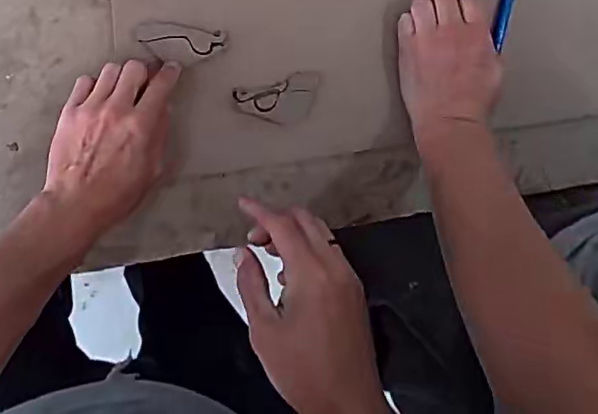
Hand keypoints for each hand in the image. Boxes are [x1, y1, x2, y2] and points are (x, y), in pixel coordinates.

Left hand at [39, 59, 180, 245]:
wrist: (73, 206)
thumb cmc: (115, 194)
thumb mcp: (152, 168)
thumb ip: (160, 133)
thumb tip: (164, 109)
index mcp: (140, 124)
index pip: (161, 83)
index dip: (170, 72)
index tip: (171, 70)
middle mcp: (116, 110)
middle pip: (135, 67)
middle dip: (144, 72)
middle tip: (144, 81)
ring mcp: (90, 109)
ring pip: (111, 70)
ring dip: (120, 77)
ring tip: (120, 89)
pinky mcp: (69, 113)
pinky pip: (84, 82)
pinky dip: (94, 85)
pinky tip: (97, 98)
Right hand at [234, 199, 387, 413]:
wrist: (347, 403)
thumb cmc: (306, 374)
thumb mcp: (264, 332)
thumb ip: (251, 285)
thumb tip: (243, 254)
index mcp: (312, 273)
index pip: (284, 224)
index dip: (260, 211)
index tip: (243, 204)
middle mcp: (334, 266)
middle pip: (305, 219)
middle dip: (277, 219)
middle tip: (254, 235)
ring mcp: (348, 275)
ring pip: (320, 232)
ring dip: (294, 231)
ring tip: (269, 252)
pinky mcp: (354, 287)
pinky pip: (330, 250)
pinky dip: (310, 246)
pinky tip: (292, 272)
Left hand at [395, 0, 502, 139]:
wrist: (448, 122)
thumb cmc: (473, 103)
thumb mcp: (495, 70)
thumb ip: (489, 44)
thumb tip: (483, 31)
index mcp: (477, 34)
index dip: (464, 2)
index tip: (461, 8)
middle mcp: (452, 30)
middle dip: (444, 4)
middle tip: (443, 16)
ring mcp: (427, 37)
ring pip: (421, 3)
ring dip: (424, 10)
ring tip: (426, 23)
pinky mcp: (407, 46)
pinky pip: (404, 20)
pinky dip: (409, 23)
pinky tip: (414, 35)